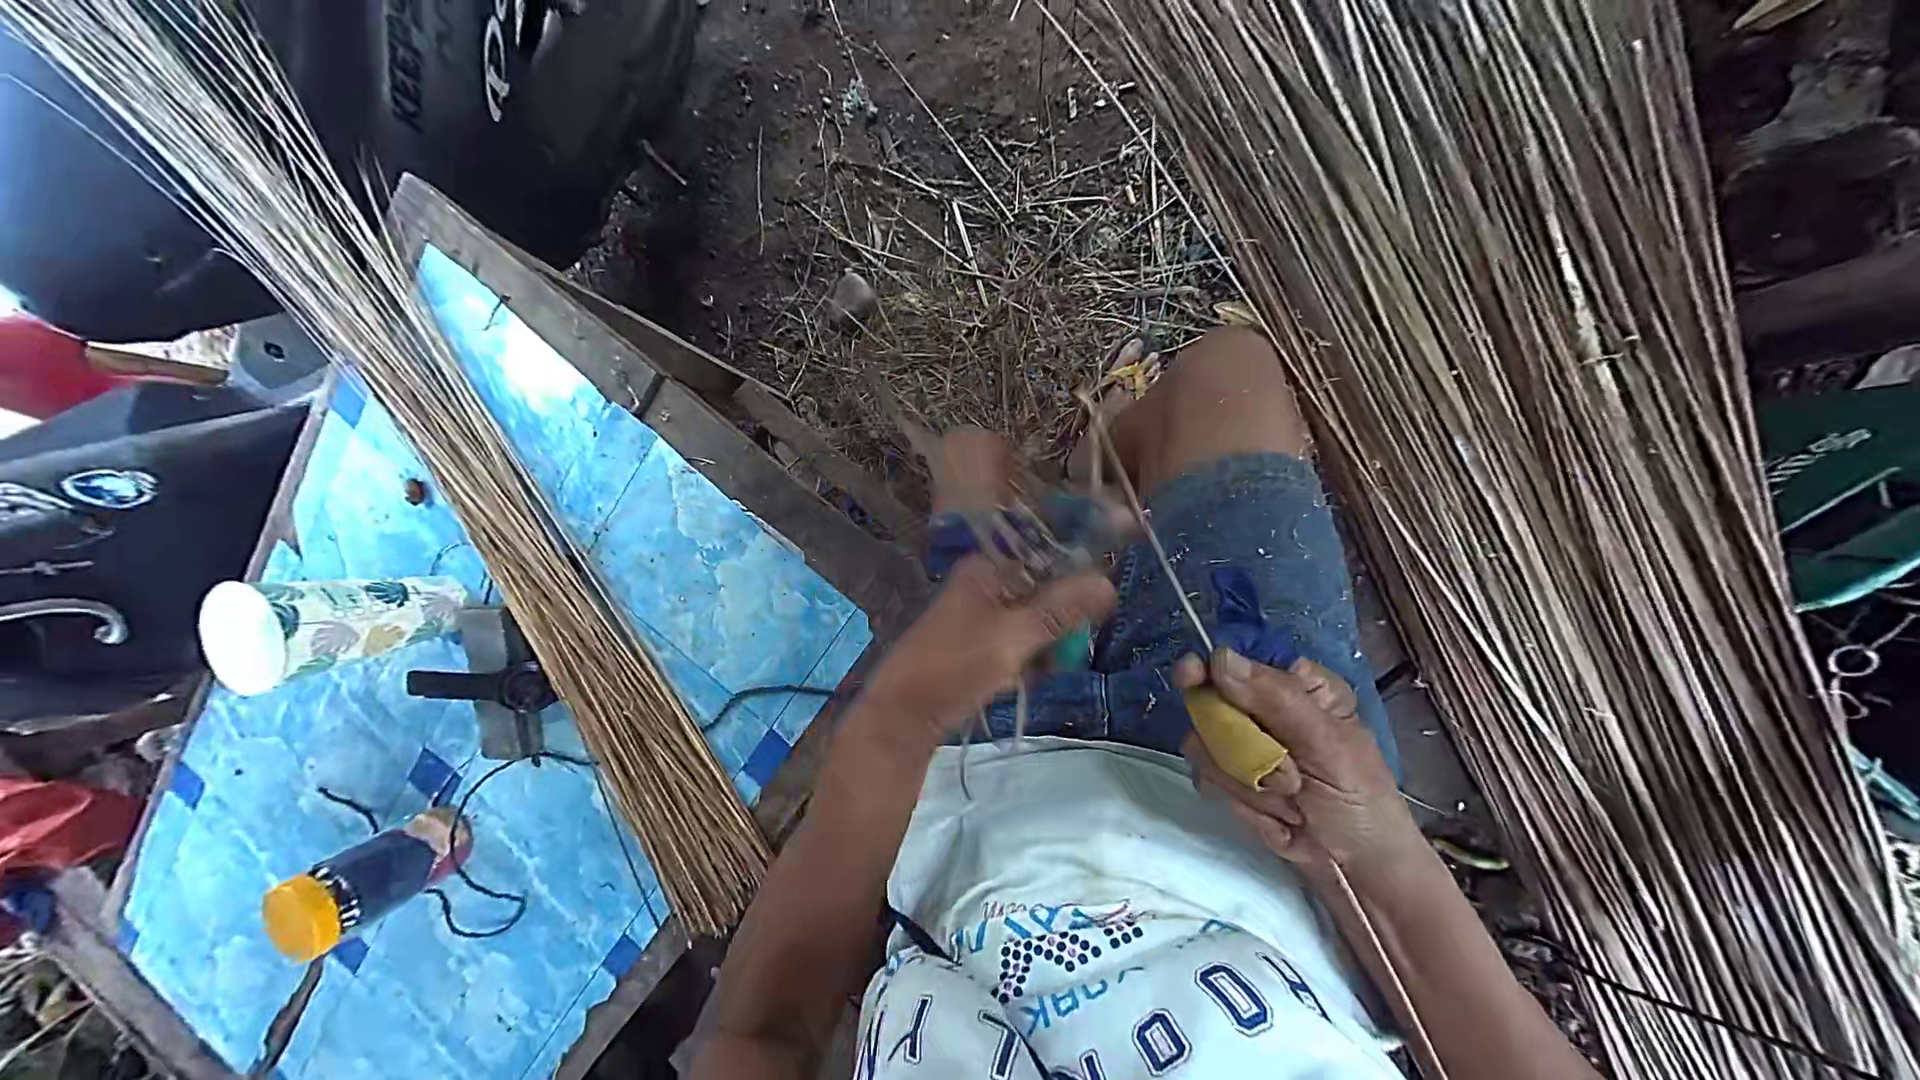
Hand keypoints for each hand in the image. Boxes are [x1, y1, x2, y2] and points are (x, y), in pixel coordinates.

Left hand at [859, 556, 1114, 740]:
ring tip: (1039, 670)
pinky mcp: (987, 645)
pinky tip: (1027, 679)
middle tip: (1069, 647)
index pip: (1047, 542)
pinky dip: (1034, 659)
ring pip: (1043, 618)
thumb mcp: (1010, 637)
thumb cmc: (952, 668)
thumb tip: (1107, 582)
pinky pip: (1028, 642)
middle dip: (1068, 614)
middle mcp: (990, 584)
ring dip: (1052, 644)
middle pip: (1051, 584)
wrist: (903, 717)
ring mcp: (988, 615)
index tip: (1128, 532)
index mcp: (988, 568)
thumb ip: (1059, 610)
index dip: (1085, 540)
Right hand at [1177, 649, 1422, 880]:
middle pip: (1210, 704)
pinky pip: (1206, 779)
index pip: (1237, 663)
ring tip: (1292, 804)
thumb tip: (1220, 658)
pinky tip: (1277, 818)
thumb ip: (1276, 699)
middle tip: (1288, 780)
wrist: (1358, 871)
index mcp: (1296, 686)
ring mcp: (1241, 744)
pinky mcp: (1228, 777)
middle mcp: (1262, 709)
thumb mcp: (1330, 746)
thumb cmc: (1361, 802)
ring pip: (1203, 745)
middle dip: (1240, 749)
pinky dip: (1243, 805)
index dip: (1210, 669)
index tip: (1190, 678)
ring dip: (1248, 784)